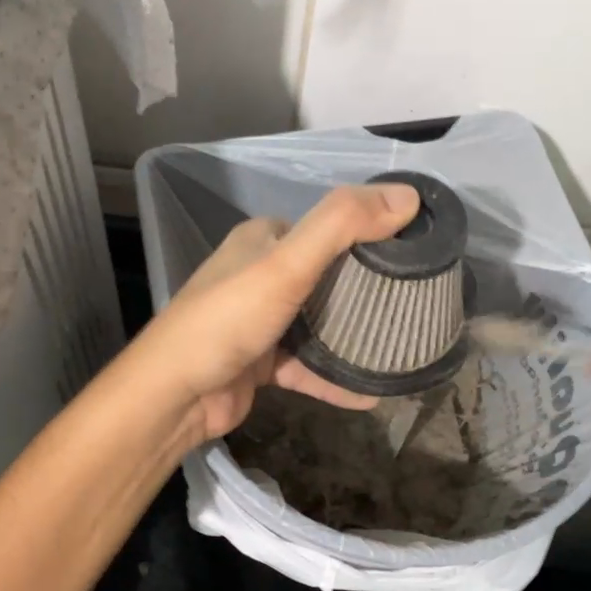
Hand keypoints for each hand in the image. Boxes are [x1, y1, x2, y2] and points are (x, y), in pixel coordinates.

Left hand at [124, 182, 420, 443]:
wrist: (176, 395)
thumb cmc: (228, 319)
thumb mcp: (286, 264)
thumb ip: (342, 226)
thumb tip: (408, 195)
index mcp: (262, 239)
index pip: (326, 227)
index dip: (368, 236)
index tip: (412, 253)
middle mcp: (260, 274)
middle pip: (327, 276)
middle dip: (367, 290)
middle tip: (414, 303)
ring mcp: (260, 321)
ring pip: (319, 323)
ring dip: (354, 336)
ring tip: (401, 345)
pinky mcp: (262, 363)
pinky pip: (308, 366)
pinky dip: (335, 377)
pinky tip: (371, 392)